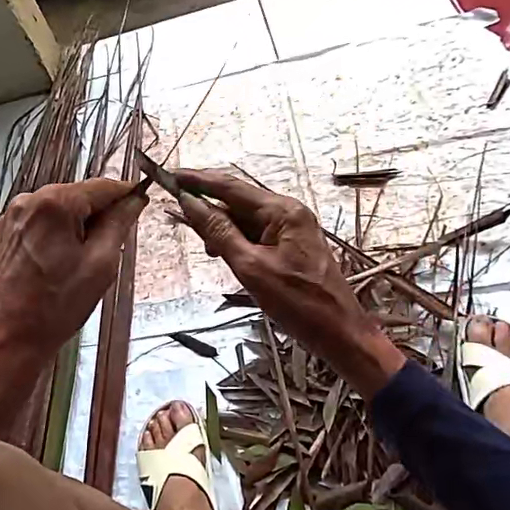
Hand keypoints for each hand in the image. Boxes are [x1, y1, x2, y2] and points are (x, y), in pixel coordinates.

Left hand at [0, 177, 147, 367]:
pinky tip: (61, 270)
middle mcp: (27, 203)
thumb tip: (133, 202)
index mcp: (53, 203)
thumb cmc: (51, 309)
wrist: (4, 341)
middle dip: (99, 217)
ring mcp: (11, 219)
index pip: (102, 186)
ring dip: (78, 230)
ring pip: (60, 213)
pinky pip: (41, 227)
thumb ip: (119, 225)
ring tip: (83, 267)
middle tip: (113, 250)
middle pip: (79, 197)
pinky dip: (57, 239)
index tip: (142, 202)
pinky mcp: (4, 237)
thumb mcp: (100, 265)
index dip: (126, 194)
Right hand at [171, 169, 404, 396]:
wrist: (339, 333)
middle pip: (237, 202)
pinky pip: (255, 236)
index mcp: (283, 211)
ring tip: (208, 250)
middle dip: (208, 210)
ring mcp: (291, 229)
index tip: (170, 175)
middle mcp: (288, 213)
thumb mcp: (251, 268)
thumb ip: (219, 232)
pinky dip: (236, 243)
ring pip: (245, 221)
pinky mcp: (290, 247)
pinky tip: (225, 257)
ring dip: (222, 230)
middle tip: (179, 218)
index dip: (197, 181)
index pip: (231, 187)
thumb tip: (190, 203)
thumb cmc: (299, 303)